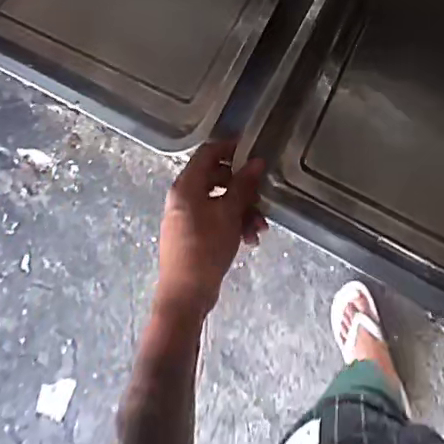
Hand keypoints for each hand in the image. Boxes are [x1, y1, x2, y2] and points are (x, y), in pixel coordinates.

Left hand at [156, 139, 266, 317]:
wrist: (185, 297)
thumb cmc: (206, 248)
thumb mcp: (230, 213)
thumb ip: (244, 184)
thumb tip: (257, 161)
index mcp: (186, 187)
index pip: (207, 152)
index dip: (230, 146)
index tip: (253, 149)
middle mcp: (183, 198)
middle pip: (217, 177)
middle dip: (243, 185)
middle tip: (260, 193)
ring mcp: (187, 217)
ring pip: (220, 199)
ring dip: (243, 208)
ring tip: (259, 226)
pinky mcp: (193, 234)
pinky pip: (217, 217)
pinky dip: (234, 223)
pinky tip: (250, 238)